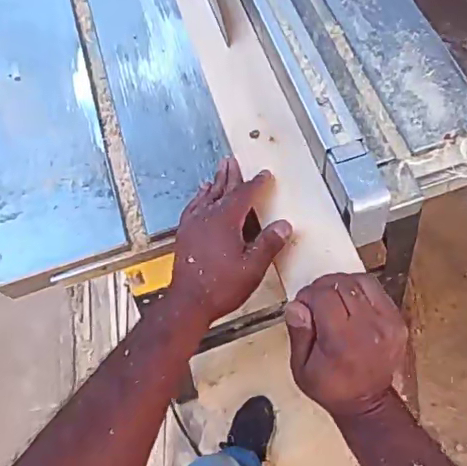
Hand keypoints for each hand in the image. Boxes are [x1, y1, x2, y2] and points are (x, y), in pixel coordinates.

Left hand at [164, 158, 291, 325]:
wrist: (188, 303)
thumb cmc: (218, 288)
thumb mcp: (253, 267)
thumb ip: (268, 244)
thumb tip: (283, 226)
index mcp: (225, 220)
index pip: (244, 194)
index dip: (256, 183)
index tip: (265, 175)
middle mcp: (206, 218)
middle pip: (221, 189)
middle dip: (230, 175)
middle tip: (232, 162)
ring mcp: (192, 226)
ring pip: (205, 197)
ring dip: (214, 184)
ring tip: (217, 175)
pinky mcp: (183, 236)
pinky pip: (192, 209)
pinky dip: (198, 200)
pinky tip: (199, 202)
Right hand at [286, 273, 407, 420]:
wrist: (367, 402)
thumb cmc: (331, 387)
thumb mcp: (301, 368)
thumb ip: (298, 334)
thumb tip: (296, 306)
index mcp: (343, 341)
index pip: (324, 295)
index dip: (308, 295)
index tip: (302, 306)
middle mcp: (369, 328)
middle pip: (342, 284)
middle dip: (322, 288)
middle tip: (314, 304)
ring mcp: (388, 323)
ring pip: (361, 281)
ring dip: (342, 285)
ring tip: (332, 302)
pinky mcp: (397, 321)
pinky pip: (376, 290)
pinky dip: (359, 291)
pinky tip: (349, 305)